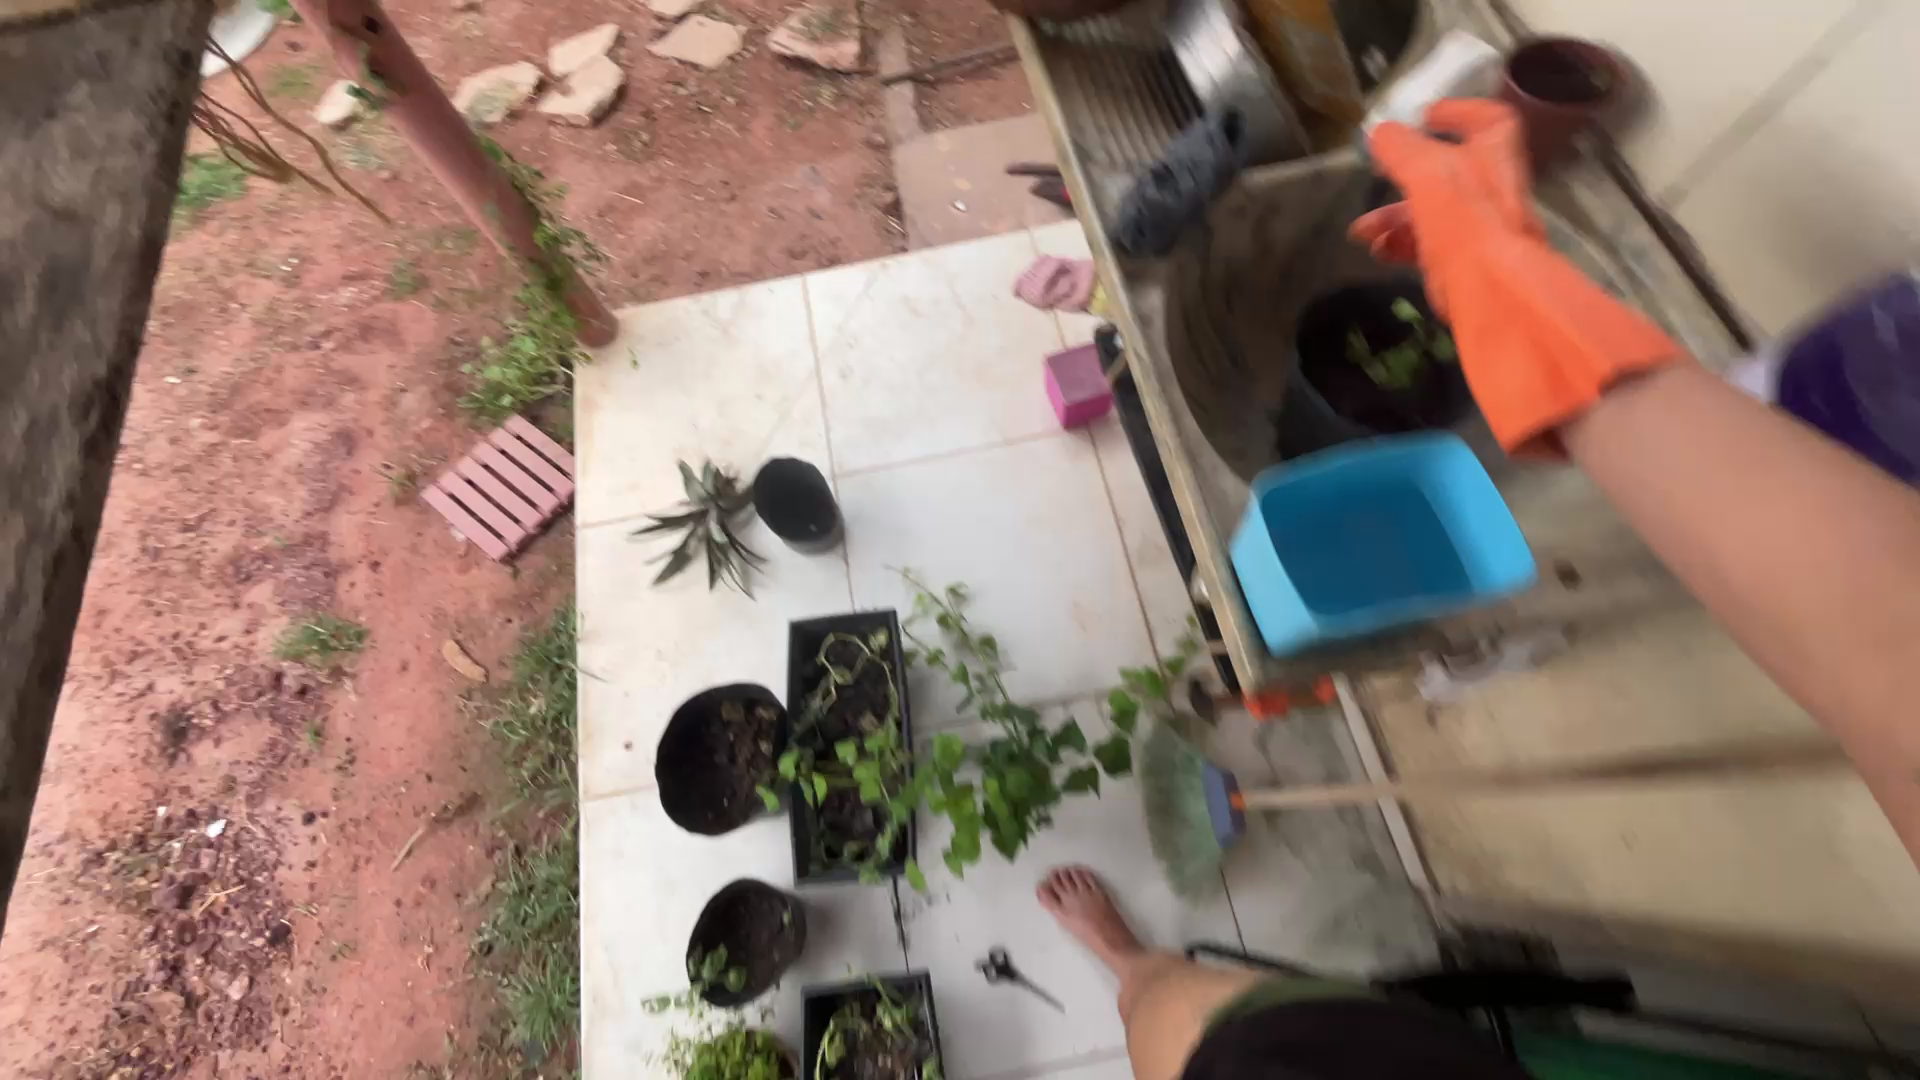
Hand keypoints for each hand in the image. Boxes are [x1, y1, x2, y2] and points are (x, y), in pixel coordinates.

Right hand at [1345, 99, 1679, 457]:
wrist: (1517, 335)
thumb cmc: (1478, 260)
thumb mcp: (1440, 196)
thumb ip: (1412, 160)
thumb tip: (1381, 134)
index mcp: (1493, 181)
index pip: (1489, 129)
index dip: (1458, 116)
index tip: (1420, 120)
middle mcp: (1496, 210)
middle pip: (1452, 182)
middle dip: (1406, 188)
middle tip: (1368, 210)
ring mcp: (1488, 250)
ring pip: (1442, 224)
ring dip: (1403, 227)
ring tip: (1369, 245)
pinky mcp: (1478, 287)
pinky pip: (1442, 259)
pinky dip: (1414, 255)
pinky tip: (1391, 265)